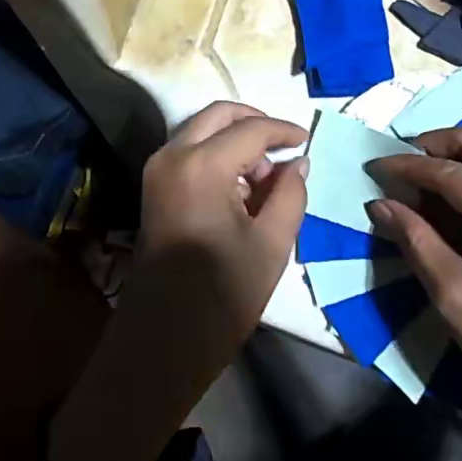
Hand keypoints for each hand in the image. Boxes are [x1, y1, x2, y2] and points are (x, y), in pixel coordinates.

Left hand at [50, 103, 307, 460]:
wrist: (160, 345)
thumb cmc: (222, 296)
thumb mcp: (272, 243)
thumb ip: (290, 192)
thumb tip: (297, 162)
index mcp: (202, 166)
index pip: (252, 130)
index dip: (284, 130)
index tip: (307, 140)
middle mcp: (172, 156)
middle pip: (219, 115)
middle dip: (255, 123)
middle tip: (285, 147)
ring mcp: (157, 171)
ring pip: (203, 130)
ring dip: (236, 139)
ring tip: (265, 177)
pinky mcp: (153, 189)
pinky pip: (190, 151)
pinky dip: (218, 154)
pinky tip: (241, 187)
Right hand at [369, 127, 461, 460]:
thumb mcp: (459, 301)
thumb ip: (417, 242)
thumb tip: (380, 203)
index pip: (457, 173)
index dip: (409, 166)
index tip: (373, 165)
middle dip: (438, 149)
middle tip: (400, 170)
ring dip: (461, 167)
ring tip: (422, 195)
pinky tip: (458, 214)